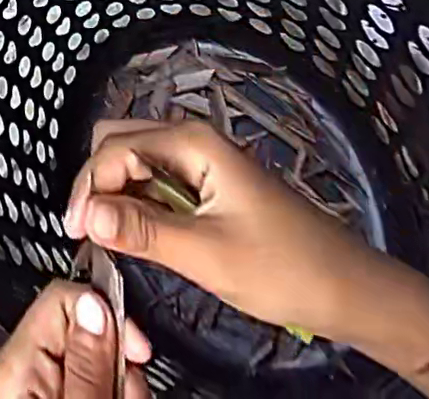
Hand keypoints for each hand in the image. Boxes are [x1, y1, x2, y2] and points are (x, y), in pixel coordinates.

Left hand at [0, 281, 151, 398]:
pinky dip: (114, 389)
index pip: (63, 295)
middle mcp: (22, 370)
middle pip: (84, 327)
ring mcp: (38, 389)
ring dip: (122, 380)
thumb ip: (87, 360)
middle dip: (118, 355)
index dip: (106, 311)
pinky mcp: (54, 398)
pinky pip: (92, 379)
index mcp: (16, 363)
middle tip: (128, 390)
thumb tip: (95, 302)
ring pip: (95, 357)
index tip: (136, 345)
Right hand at [63, 119, 409, 342]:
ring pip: (131, 159)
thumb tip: (86, 215)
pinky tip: (133, 230)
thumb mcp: (208, 255)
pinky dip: (133, 199)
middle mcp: (187, 137)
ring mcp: (195, 156)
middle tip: (88, 230)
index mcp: (189, 141)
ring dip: (112, 191)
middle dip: (95, 181)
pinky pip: (151, 178)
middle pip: (117, 142)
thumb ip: (142, 231)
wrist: (353, 290)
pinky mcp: (200, 179)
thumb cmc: (284, 270)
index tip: (75, 232)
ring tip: (106, 235)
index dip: (88, 187)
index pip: (114, 149)